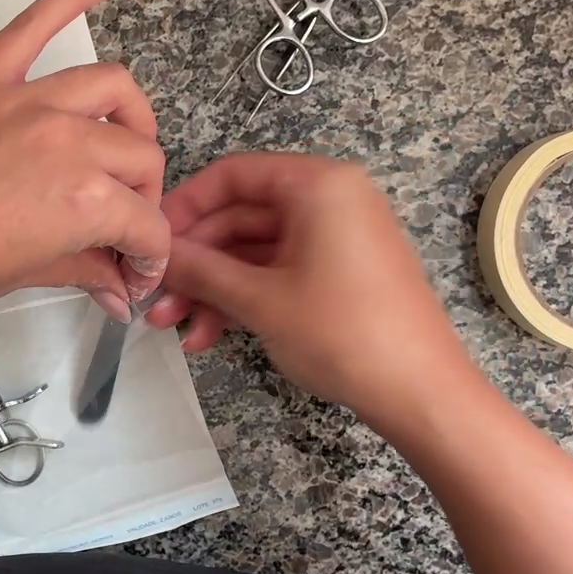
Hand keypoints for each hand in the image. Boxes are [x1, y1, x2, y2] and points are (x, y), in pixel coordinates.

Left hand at [0, 0, 168, 338]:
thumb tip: (116, 284)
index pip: (143, 223)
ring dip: (129, 117)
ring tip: (120, 145)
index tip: (133, 272)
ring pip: (107, 86)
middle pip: (136, 155)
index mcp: (80, 199)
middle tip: (118, 227)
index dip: (148, 255)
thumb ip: (77, 268)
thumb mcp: (14, 276)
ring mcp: (19, 100)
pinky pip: (32, 22)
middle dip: (141, 197)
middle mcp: (64, 139)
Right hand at [144, 152, 482, 421]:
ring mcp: (331, 239)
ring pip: (247, 251)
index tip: (149, 240)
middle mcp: (326, 201)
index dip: (183, 206)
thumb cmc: (341, 332)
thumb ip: (196, 268)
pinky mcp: (334, 273)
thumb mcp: (256, 298)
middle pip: (234, 217)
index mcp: (317, 186)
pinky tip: (205, 336)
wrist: (423, 398)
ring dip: (206, 288)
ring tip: (170, 326)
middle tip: (152, 295)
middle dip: (191, 262)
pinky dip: (236, 299)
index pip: (230, 175)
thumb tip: (149, 255)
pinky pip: (271, 272)